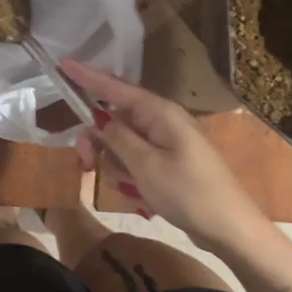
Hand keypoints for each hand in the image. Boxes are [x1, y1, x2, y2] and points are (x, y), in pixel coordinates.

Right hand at [64, 61, 272, 253]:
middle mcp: (162, 122)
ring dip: (117, 169)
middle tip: (86, 165)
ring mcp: (167, 145)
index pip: (116, 88)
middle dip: (98, 143)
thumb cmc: (188, 192)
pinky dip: (133, 181)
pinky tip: (145, 202)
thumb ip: (118, 138)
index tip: (63, 63)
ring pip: (122, 147)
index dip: (88, 77)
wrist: (228, 228)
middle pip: (114, 121)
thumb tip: (99, 117)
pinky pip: (137, 165)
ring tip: (132, 191)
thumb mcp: (145, 165)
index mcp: (159, 113)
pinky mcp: (169, 166)